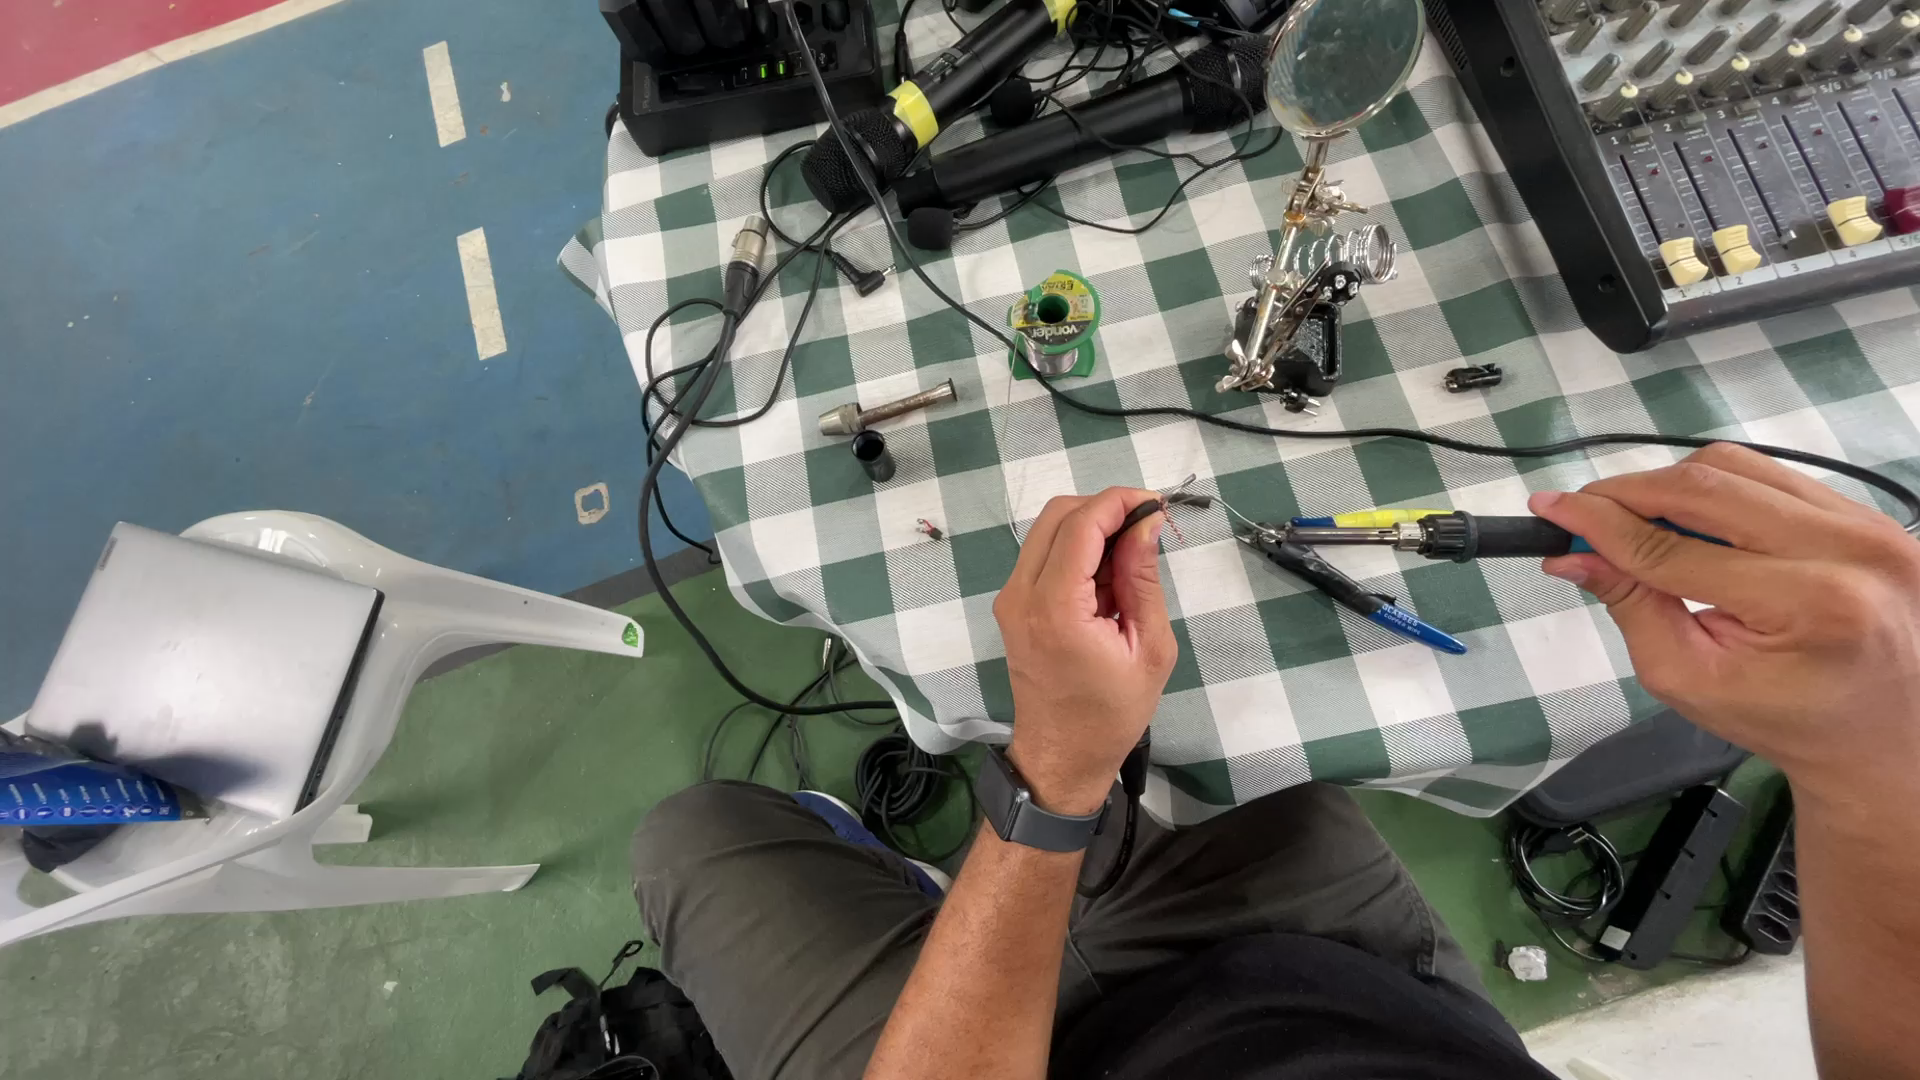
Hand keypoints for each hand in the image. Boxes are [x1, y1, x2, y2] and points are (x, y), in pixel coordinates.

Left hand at [993, 488, 1178, 814]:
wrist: (1061, 755)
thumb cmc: (1112, 713)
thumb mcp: (1149, 648)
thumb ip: (1142, 579)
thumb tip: (1146, 523)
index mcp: (1055, 608)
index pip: (1081, 525)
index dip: (1120, 502)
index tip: (1155, 505)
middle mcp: (1021, 594)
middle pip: (1057, 516)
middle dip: (1103, 508)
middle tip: (1145, 527)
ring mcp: (1009, 598)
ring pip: (1046, 530)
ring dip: (1089, 527)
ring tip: (1129, 558)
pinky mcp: (1010, 604)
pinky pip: (1041, 554)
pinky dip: (1074, 548)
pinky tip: (1104, 576)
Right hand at [1528, 443, 1919, 804]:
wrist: (1891, 734)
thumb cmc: (1779, 717)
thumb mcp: (1682, 674)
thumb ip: (1629, 604)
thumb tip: (1568, 557)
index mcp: (1808, 602)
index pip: (1668, 546)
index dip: (1595, 523)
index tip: (1544, 506)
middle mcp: (1851, 549)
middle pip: (1704, 486)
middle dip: (1624, 493)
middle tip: (1578, 511)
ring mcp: (1874, 526)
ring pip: (1735, 467)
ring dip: (1666, 487)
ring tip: (1633, 522)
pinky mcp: (1873, 517)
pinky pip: (1768, 477)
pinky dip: (1709, 491)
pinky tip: (1686, 525)